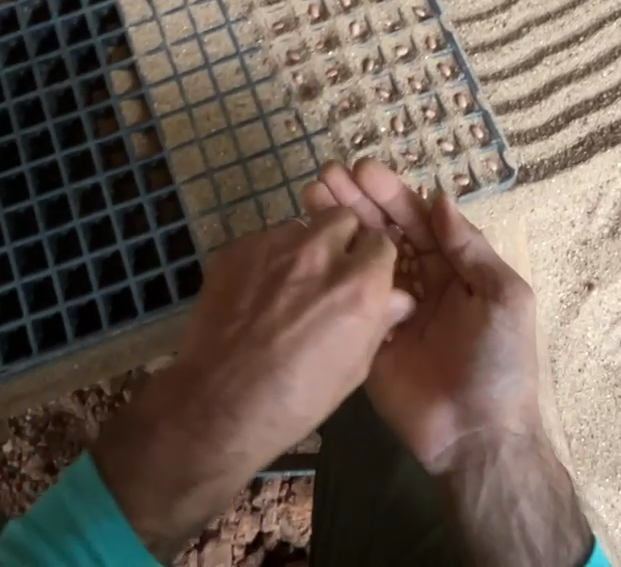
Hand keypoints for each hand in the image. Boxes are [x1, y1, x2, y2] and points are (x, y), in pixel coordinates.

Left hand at [92, 201, 412, 556]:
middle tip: (328, 270)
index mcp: (358, 283)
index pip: (381, 241)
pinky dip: (267, 258)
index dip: (374, 258)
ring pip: (300, 226)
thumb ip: (378, 320)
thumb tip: (400, 297)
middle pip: (341, 218)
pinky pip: (264, 241)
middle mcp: (319, 251)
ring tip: (288, 283)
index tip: (365, 274)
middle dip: (341, 239)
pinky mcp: (238, 247)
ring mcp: (274, 245)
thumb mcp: (354, 368)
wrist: (221, 401)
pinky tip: (256, 291)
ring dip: (302, 247)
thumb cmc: (298, 397)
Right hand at [309, 161, 594, 565]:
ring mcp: (390, 307)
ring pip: (362, 257)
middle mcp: (419, 280)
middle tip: (326, 174)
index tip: (362, 170)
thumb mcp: (503, 298)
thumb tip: (440, 198)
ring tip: (310, 193)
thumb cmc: (499, 362)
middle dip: (357, 201)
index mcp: (453, 269)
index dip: (391, 194)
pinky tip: (308, 243)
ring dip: (339, 225)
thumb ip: (470, 249)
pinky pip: (348, 296)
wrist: (476, 438)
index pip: (417, 221)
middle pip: (384, 231)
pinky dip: (330, 268)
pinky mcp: (367, 335)